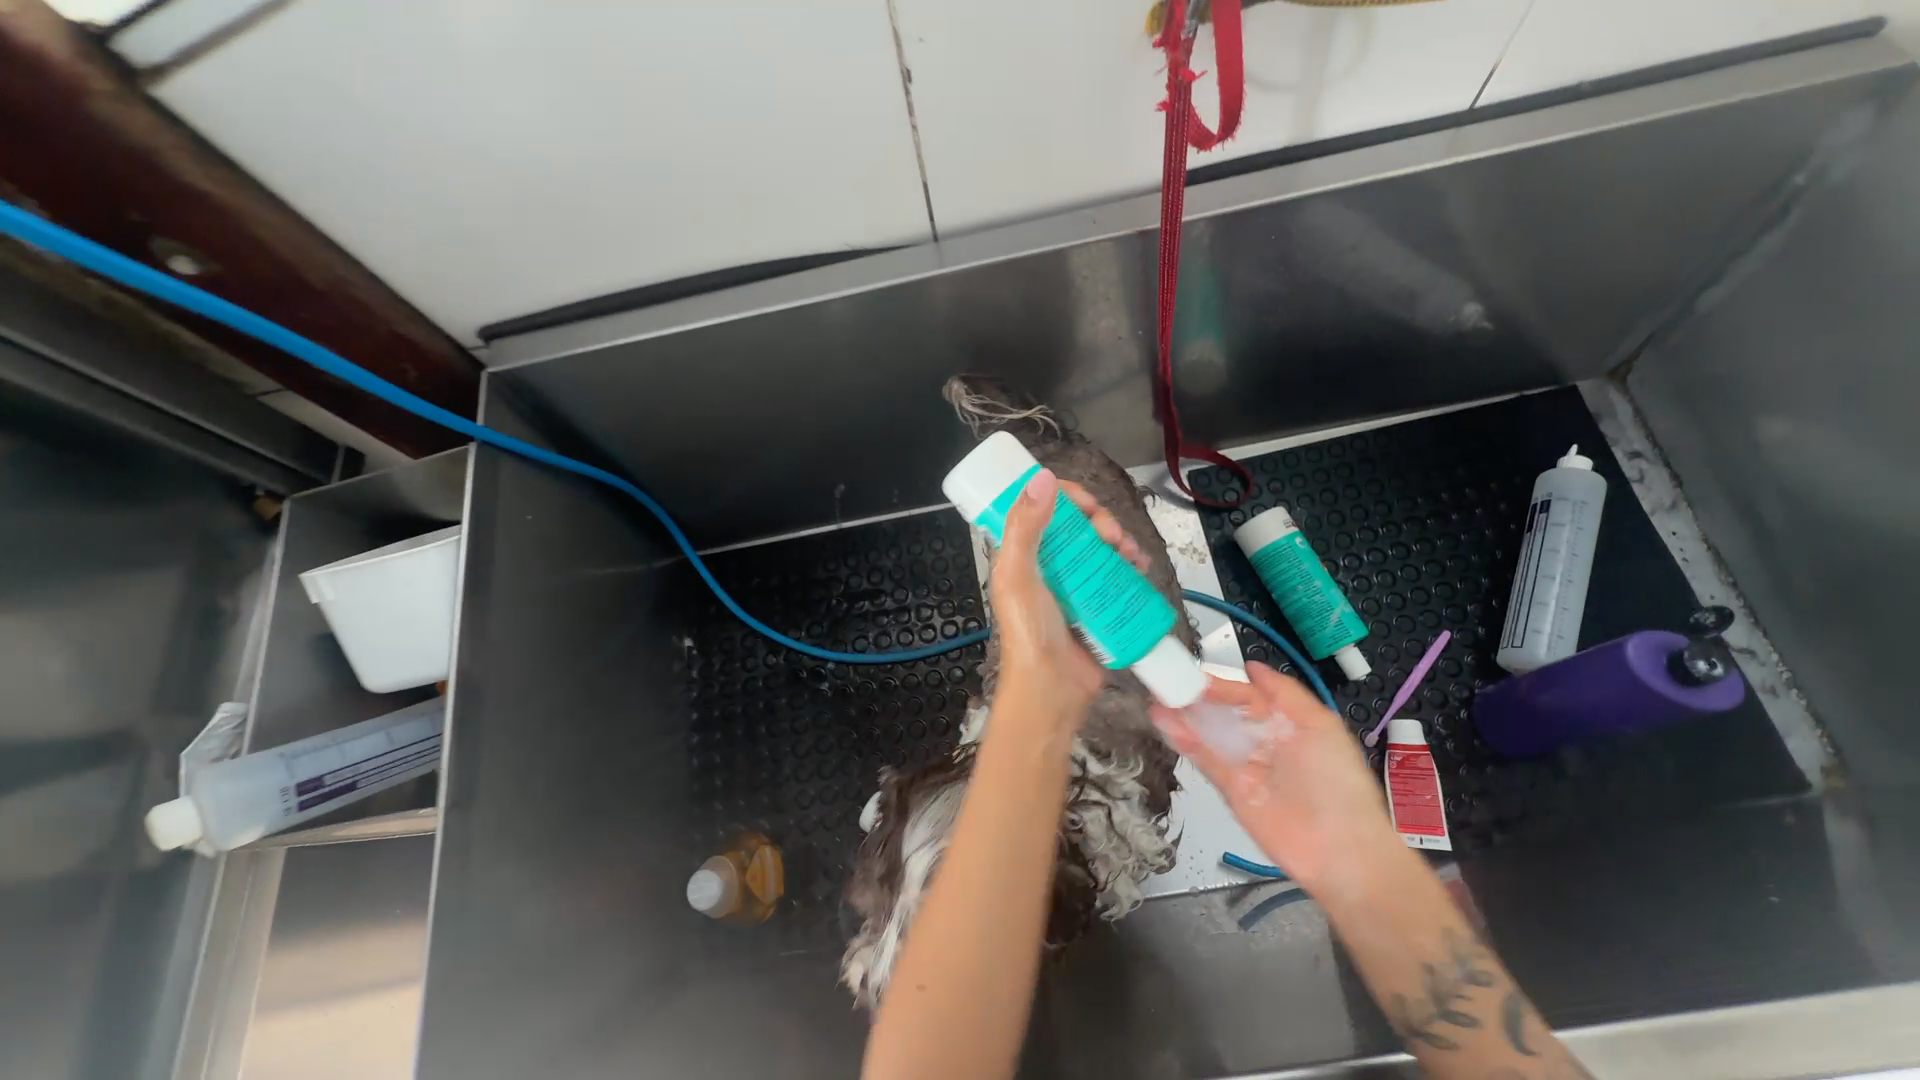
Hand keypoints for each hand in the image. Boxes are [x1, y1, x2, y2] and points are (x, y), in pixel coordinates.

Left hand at [989, 468, 1149, 727]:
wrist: (1053, 687)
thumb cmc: (1029, 632)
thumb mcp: (1018, 575)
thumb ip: (1025, 528)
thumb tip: (1042, 479)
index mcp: (1021, 554)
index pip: (1044, 508)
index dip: (1067, 497)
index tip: (1087, 504)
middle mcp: (1046, 565)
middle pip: (1078, 525)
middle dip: (1101, 520)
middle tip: (1111, 535)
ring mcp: (1073, 585)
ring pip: (1100, 547)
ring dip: (1120, 540)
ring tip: (1130, 553)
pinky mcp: (1096, 604)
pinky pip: (1116, 574)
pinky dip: (1130, 565)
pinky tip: (1140, 566)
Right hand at [1152, 663, 1405, 897]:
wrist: (1340, 850)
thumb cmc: (1338, 783)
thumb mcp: (1320, 725)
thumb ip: (1285, 692)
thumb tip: (1253, 668)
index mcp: (1289, 725)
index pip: (1248, 696)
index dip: (1223, 684)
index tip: (1195, 672)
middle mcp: (1265, 743)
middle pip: (1224, 713)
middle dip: (1197, 697)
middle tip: (1168, 682)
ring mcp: (1246, 767)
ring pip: (1209, 735)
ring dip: (1184, 716)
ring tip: (1158, 698)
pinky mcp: (1232, 790)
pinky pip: (1205, 761)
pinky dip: (1185, 742)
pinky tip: (1165, 722)